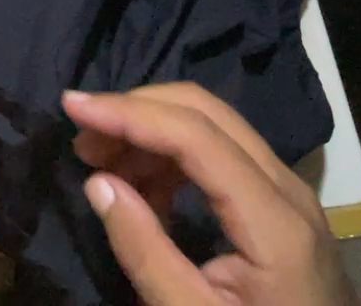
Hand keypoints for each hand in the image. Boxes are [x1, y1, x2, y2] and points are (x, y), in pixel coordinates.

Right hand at [64, 84, 356, 305]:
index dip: (128, 113)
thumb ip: (145, 253)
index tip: (72, 106)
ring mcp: (288, 193)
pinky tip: (142, 189)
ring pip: (210, 124)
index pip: (194, 135)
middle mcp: (288, 190)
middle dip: (135, 111)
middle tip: (82, 138)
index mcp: (275, 222)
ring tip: (102, 165)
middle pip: (203, 111)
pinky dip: (171, 155)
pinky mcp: (280, 205)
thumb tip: (98, 182)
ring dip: (149, 131)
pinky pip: (219, 151)